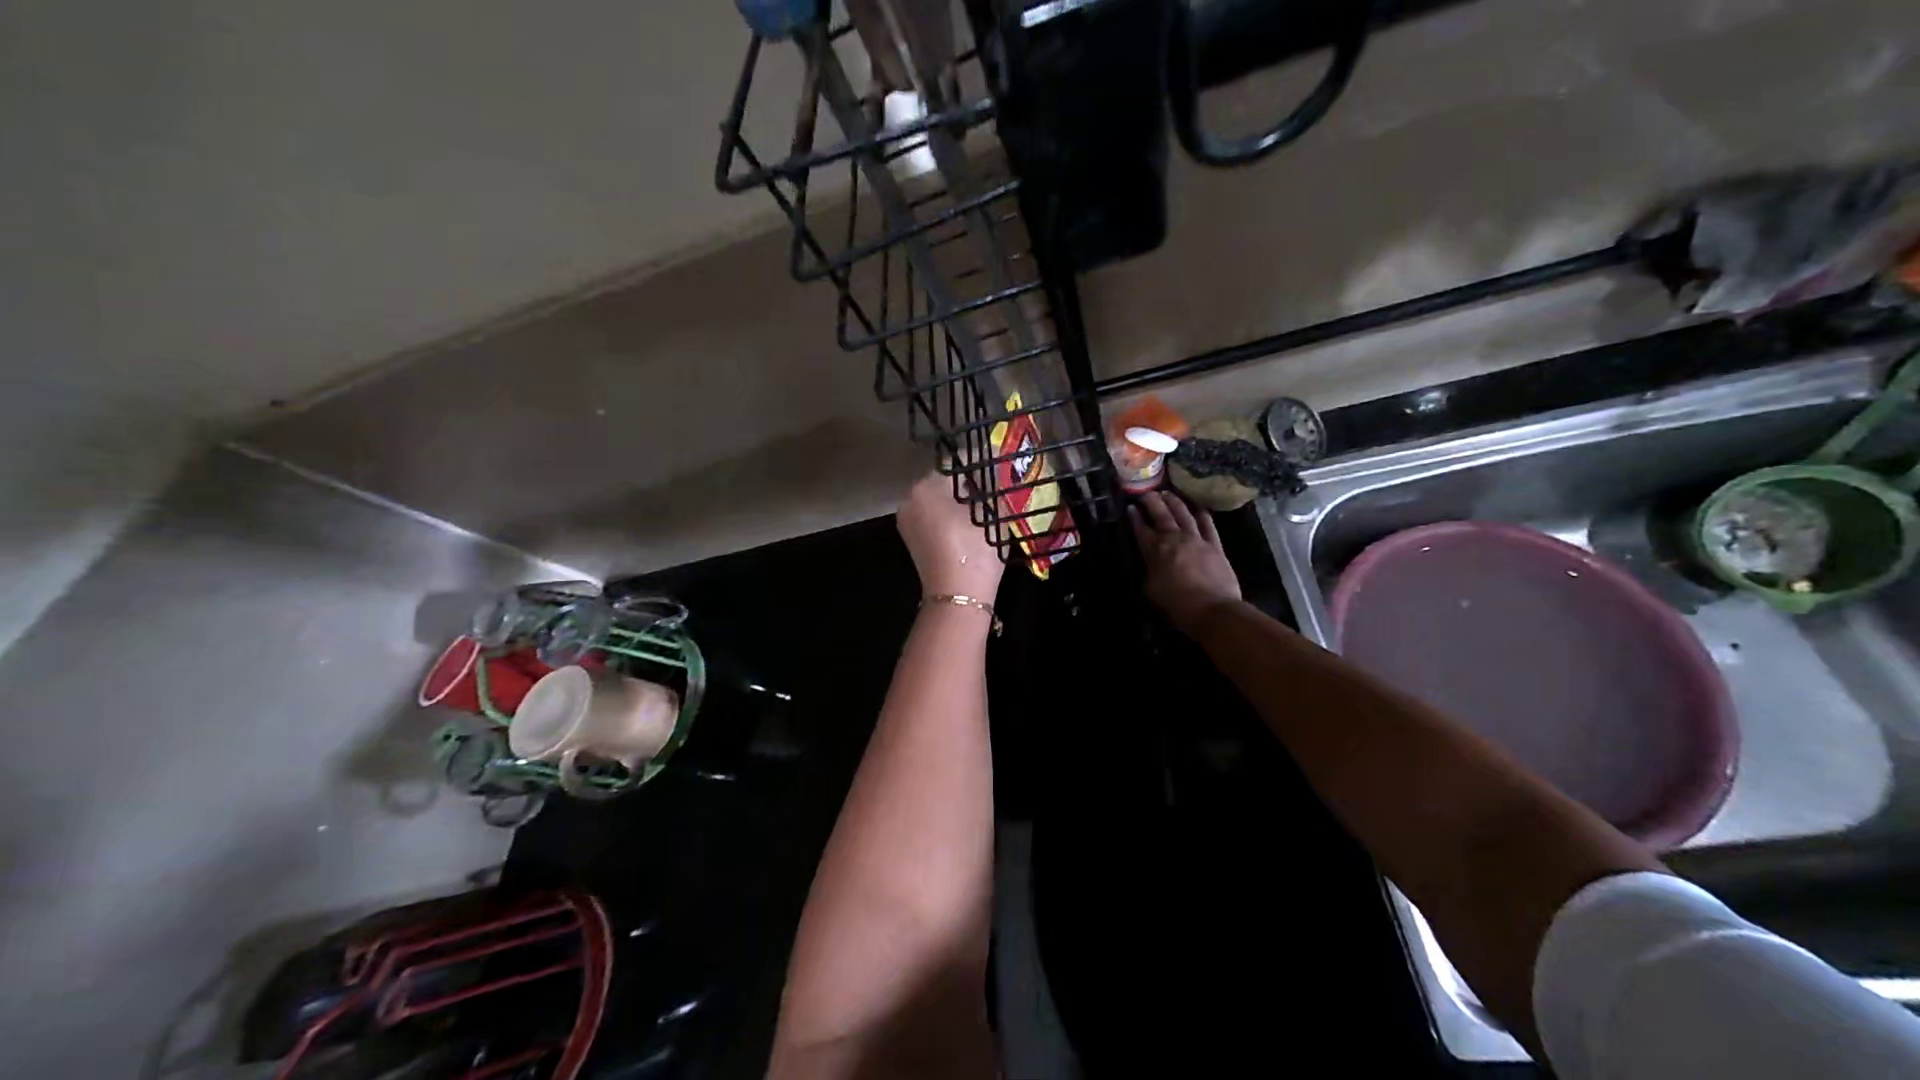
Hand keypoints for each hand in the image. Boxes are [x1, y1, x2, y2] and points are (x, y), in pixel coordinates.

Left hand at [897, 471, 1004, 598]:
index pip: (956, 461)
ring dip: (956, 498)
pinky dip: (946, 514)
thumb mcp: (991, 512)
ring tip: (981, 506)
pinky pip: (930, 514)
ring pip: (935, 497)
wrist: (957, 595)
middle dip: (966, 481)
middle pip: (943, 479)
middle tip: (991, 487)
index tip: (997, 464)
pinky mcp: (909, 536)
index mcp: (928, 485)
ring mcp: (906, 517)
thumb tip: (993, 466)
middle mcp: (910, 496)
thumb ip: (990, 484)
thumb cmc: (976, 549)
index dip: (979, 461)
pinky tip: (965, 523)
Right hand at [1130, 491, 1241, 632]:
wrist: (1212, 610)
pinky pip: (1207, 524)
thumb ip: (1149, 571)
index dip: (1135, 518)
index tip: (1131, 507)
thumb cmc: (1177, 604)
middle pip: (1162, 515)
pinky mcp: (1215, 545)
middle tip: (1146, 493)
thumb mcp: (1151, 590)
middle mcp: (1175, 539)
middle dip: (1152, 502)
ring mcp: (1197, 540)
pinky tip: (1197, 508)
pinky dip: (1201, 514)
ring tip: (1167, 493)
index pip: (1142, 529)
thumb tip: (1151, 562)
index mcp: (1155, 551)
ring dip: (1174, 502)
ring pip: (1183, 514)